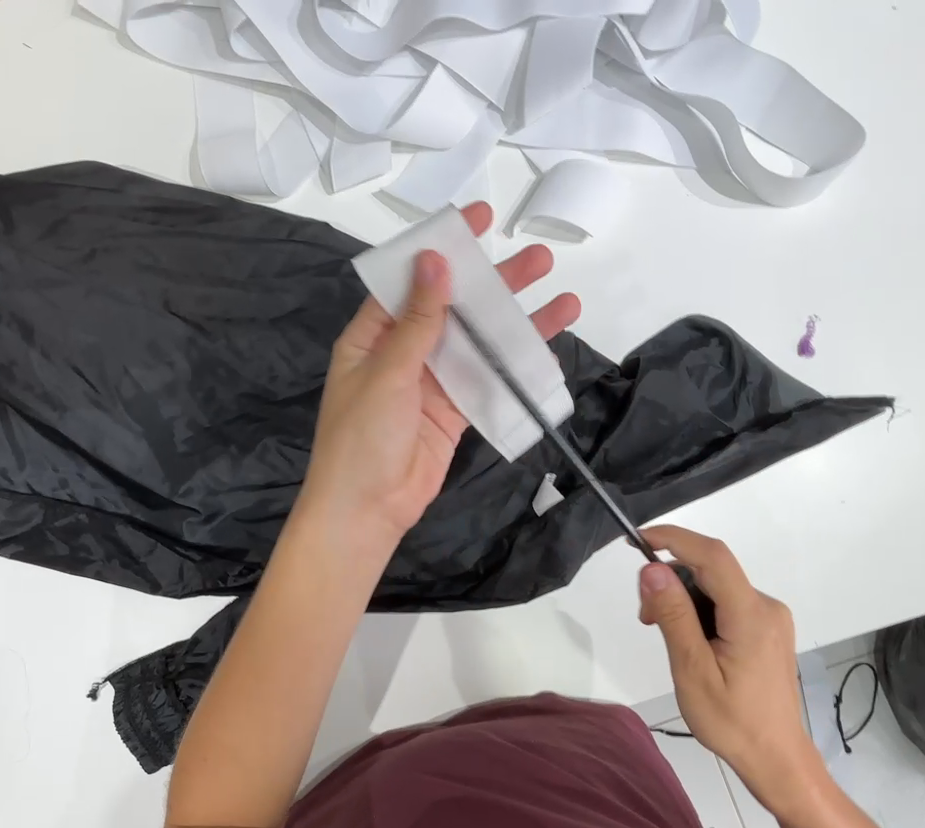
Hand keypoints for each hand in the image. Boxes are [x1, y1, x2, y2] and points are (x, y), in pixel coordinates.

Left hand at [298, 202, 580, 548]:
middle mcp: (403, 353)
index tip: (479, 221)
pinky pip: (487, 381)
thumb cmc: (361, 438)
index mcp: (372, 336)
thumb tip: (435, 262)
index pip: (410, 281)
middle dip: (494, 283)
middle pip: (454, 307)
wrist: (366, 510)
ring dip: (516, 323)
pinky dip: (514, 366)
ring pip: (478, 343)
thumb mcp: (386, 372)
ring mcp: (431, 383)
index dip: (444, 250)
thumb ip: (417, 322)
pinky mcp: (454, 412)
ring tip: (563, 299)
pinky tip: (547, 349)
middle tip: (538, 258)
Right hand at [636, 525, 823, 815]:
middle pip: (710, 570)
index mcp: (751, 615)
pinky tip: (687, 641)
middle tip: (644, 619)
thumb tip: (651, 570)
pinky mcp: (766, 629)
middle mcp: (766, 607)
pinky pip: (725, 603)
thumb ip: (673, 616)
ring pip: (715, 587)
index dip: (674, 538)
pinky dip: (698, 611)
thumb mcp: (692, 670)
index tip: (636, 540)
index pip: (712, 556)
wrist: (776, 758)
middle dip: (670, 580)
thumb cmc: (731, 721)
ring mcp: (769, 617)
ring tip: (664, 636)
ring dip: (682, 599)